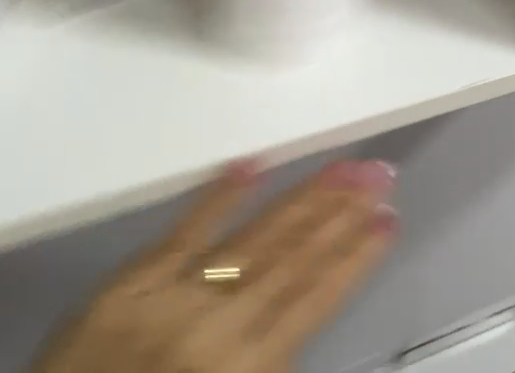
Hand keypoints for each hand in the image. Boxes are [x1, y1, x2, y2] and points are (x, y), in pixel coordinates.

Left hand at [35, 158, 398, 372]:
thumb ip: (267, 364)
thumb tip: (302, 312)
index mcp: (246, 372)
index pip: (315, 299)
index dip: (355, 258)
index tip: (388, 219)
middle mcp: (219, 328)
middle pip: (294, 258)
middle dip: (343, 212)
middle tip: (380, 171)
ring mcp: (172, 300)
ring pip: (256, 239)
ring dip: (305, 198)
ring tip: (344, 165)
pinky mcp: (126, 286)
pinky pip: (182, 232)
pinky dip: (219, 196)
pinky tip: (254, 163)